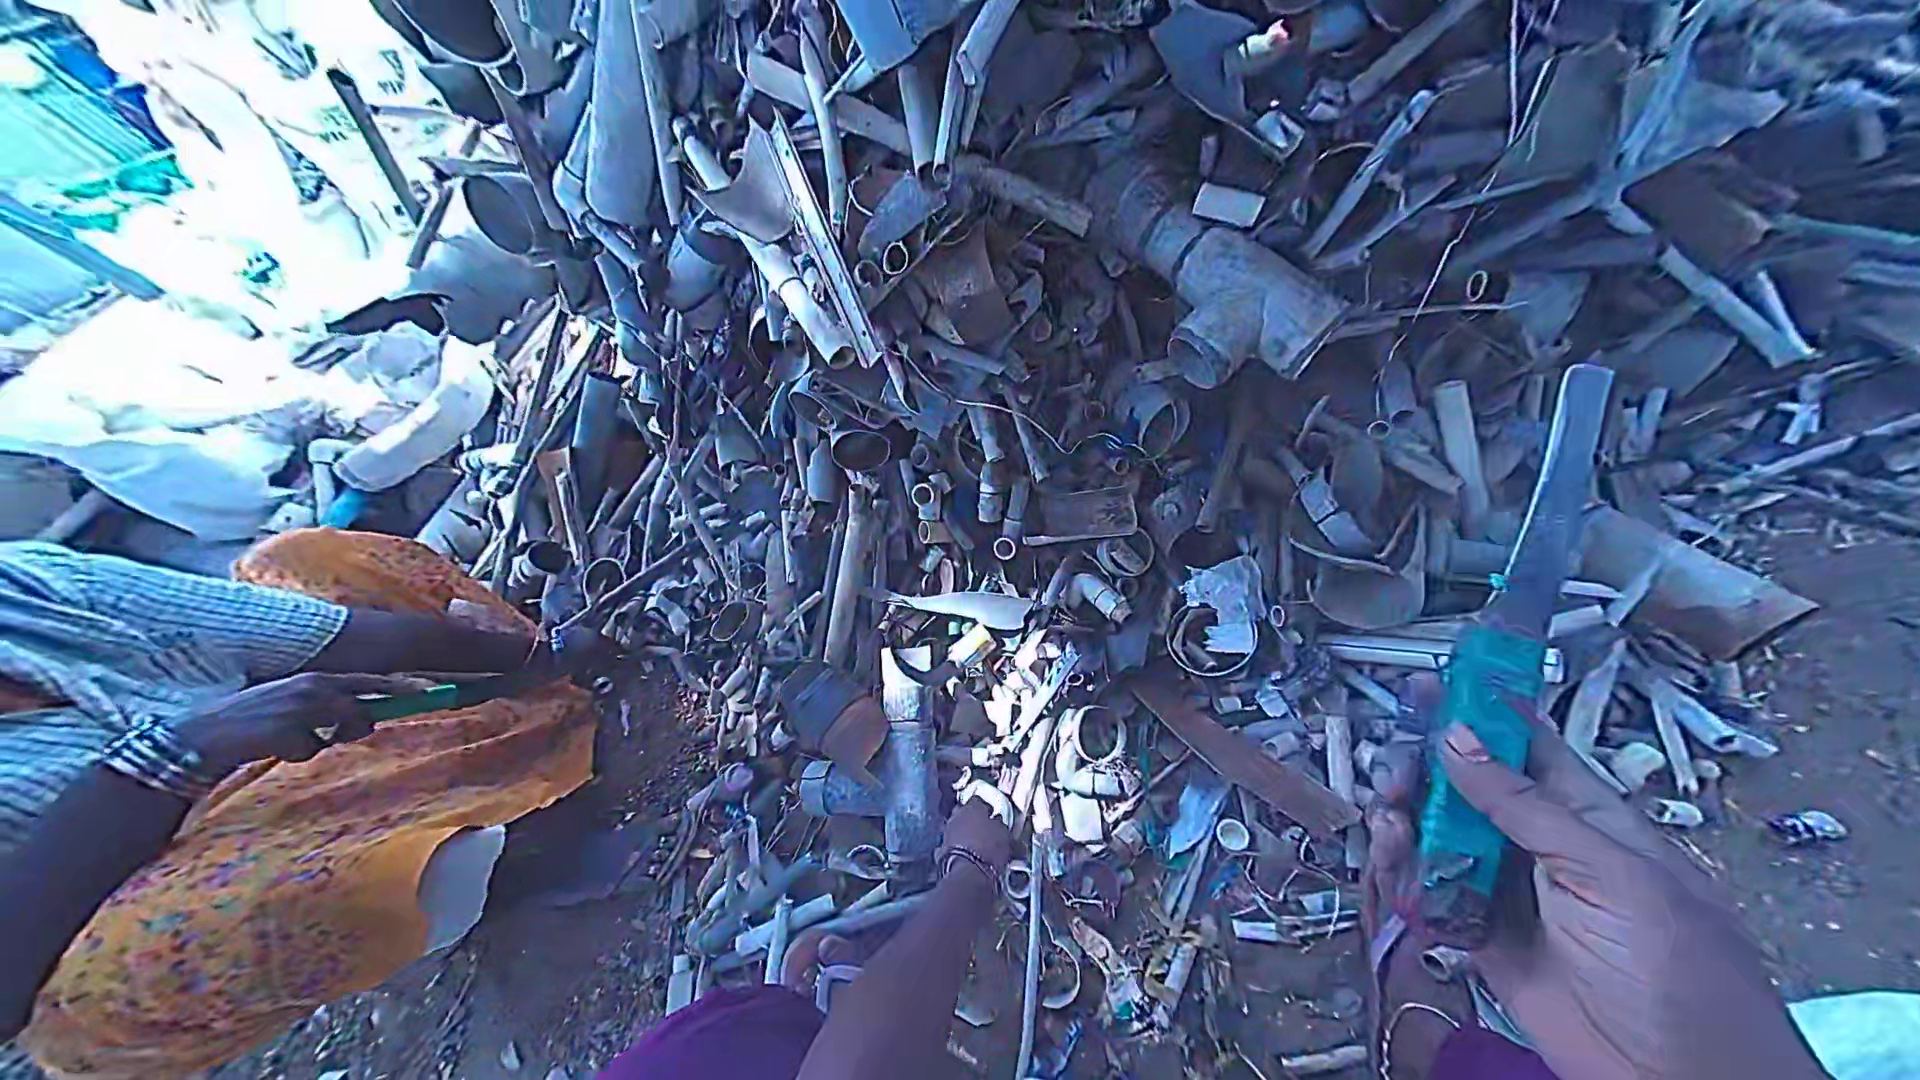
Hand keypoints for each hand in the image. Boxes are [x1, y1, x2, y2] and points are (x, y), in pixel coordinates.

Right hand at [173, 673, 430, 773]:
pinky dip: (296, 754)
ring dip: (320, 742)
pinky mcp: (286, 730)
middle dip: (360, 724)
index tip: (433, 690)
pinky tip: (269, 748)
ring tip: (286, 739)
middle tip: (343, 731)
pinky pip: (311, 750)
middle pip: (363, 709)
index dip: (404, 686)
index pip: (372, 681)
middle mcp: (315, 688)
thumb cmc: (253, 721)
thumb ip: (332, 703)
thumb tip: (369, 718)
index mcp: (318, 678)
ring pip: (341, 731)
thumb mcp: (295, 702)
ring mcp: (301, 709)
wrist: (195, 738)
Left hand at [941, 799, 1012, 877]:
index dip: (985, 807)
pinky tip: (966, 855)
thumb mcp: (1004, 835)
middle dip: (972, 819)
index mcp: (972, 807)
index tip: (991, 814)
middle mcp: (956, 816)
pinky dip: (957, 847)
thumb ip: (999, 825)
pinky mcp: (941, 850)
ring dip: (963, 833)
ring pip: (956, 827)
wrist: (968, 874)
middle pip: (964, 812)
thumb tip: (997, 822)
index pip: (978, 800)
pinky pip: (951, 844)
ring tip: (975, 843)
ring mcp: (947, 832)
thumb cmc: (989, 850)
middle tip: (982, 828)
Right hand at [1424, 719, 1826, 1079]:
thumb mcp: (1613, 877)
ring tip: (1388, 824)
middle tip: (1394, 778)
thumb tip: (1455, 737)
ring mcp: (1496, 879)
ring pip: (1429, 825)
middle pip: (1457, 782)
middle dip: (1417, 770)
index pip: (1523, 744)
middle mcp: (1530, 839)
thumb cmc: (1676, 974)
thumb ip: (1526, 806)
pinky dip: (1395, 863)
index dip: (1477, 709)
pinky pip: (1419, 877)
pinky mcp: (1467, 919)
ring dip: (1398, 815)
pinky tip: (1389, 859)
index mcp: (1580, 816)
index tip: (1426, 683)